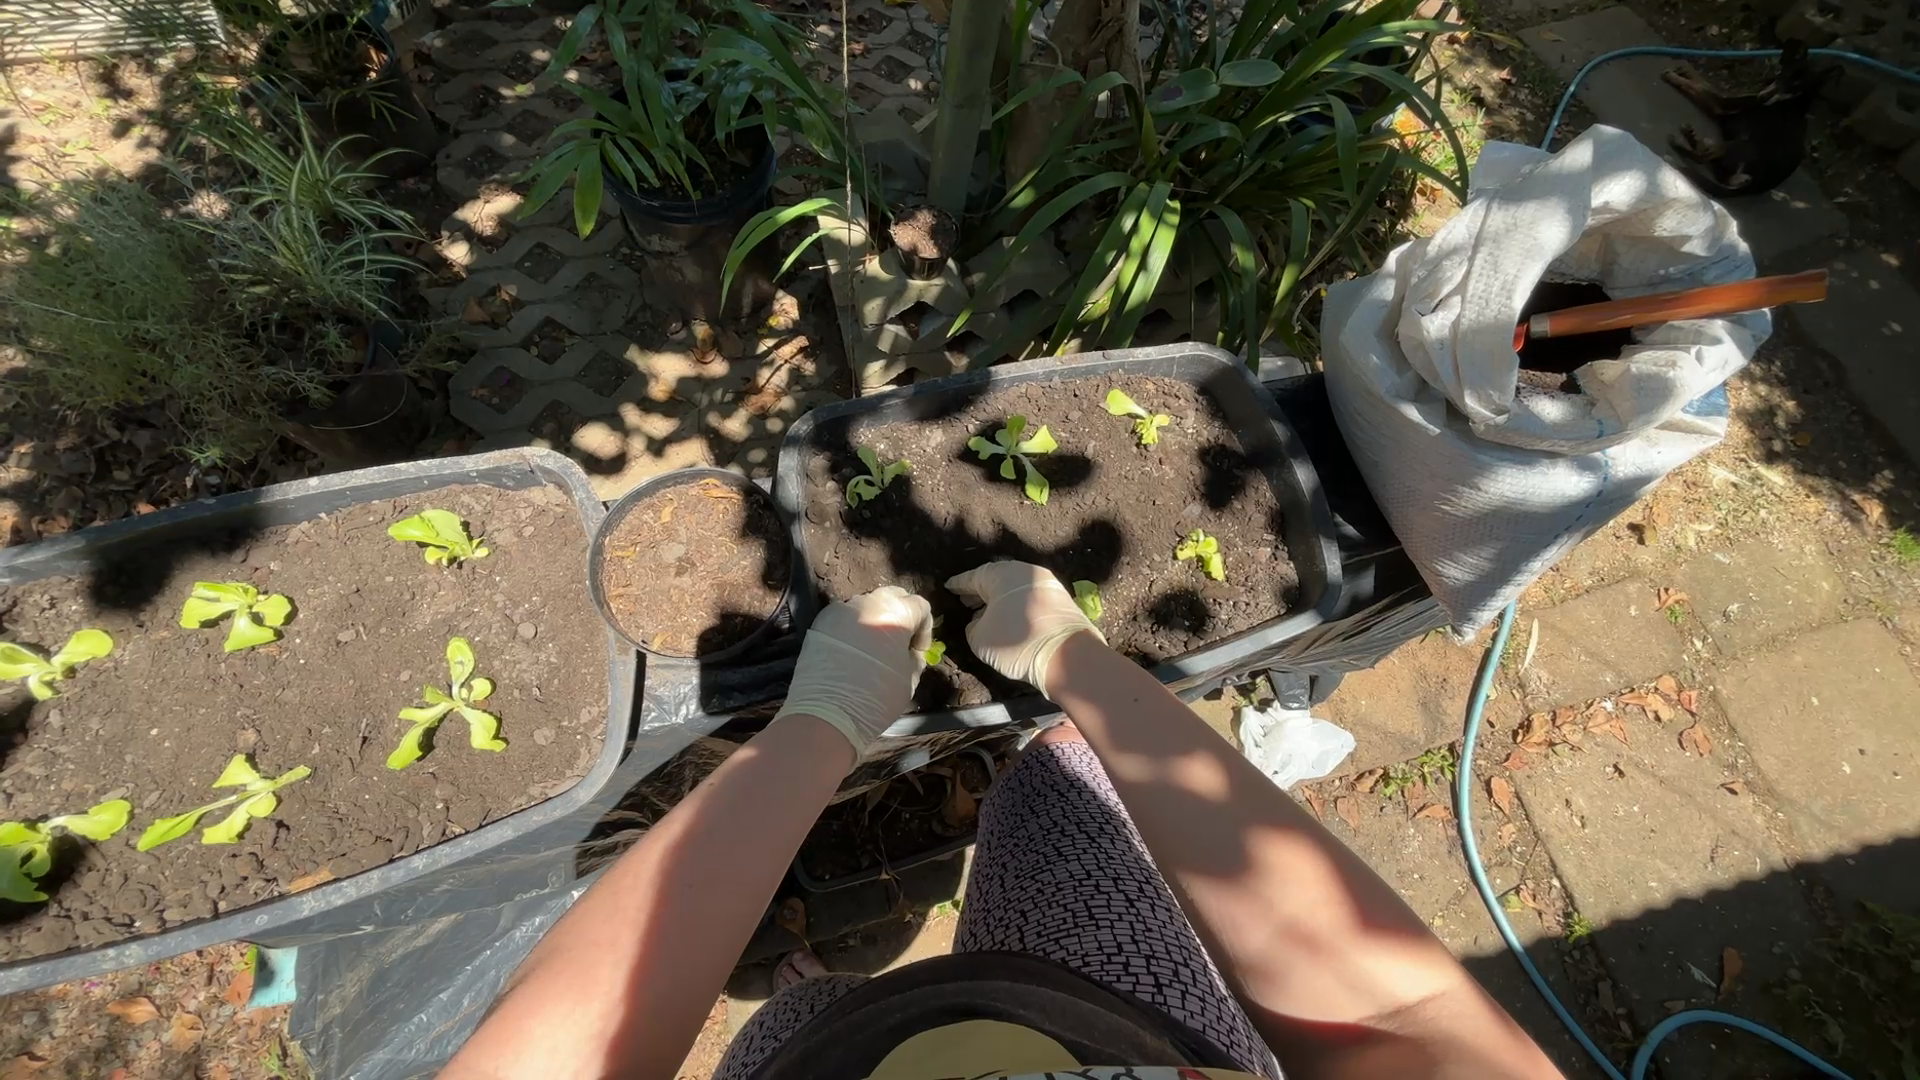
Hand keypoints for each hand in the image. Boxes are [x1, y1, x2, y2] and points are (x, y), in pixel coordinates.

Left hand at [774, 586, 933, 755]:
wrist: (826, 715)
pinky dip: (853, 627)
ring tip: (874, 647)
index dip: (925, 628)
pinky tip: (852, 651)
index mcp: (896, 613)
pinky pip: (845, 617)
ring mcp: (842, 609)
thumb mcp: (910, 678)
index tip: (918, 650)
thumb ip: (914, 655)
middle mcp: (869, 602)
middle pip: (893, 595)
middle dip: (901, 613)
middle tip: (900, 640)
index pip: (920, 605)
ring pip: (867, 604)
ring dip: (876, 619)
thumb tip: (909, 650)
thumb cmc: (876, 698)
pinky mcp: (821, 621)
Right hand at [945, 562, 1102, 694]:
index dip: (958, 585)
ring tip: (985, 611)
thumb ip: (973, 625)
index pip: (972, 577)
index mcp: (1000, 574)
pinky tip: (1009, 617)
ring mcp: (1045, 582)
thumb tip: (979, 621)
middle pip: (995, 579)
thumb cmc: (1016, 642)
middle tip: (965, 600)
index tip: (948, 587)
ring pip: (1014, 586)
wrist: (1067, 656)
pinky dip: (1015, 603)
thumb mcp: (980, 638)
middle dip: (979, 590)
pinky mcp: (1060, 598)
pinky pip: (1029, 595)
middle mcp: (1024, 571)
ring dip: (999, 597)